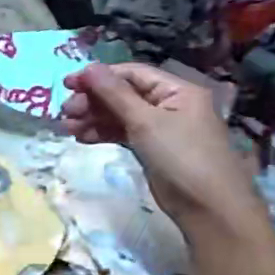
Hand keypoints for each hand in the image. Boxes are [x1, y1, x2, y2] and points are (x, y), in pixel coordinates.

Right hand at [61, 64, 274, 274]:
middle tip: (66, 112)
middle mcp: (169, 104)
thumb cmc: (181, 156)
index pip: (131, 74)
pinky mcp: (152, 148)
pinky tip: (82, 139)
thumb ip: (114, 94)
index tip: (67, 85)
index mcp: (177, 90)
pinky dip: (103, 134)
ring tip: (68, 128)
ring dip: (93, 118)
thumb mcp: (145, 121)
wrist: (208, 207)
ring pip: (120, 115)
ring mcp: (161, 127)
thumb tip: (88, 67)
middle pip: (122, 94)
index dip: (98, 76)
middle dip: (92, 101)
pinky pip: (123, 133)